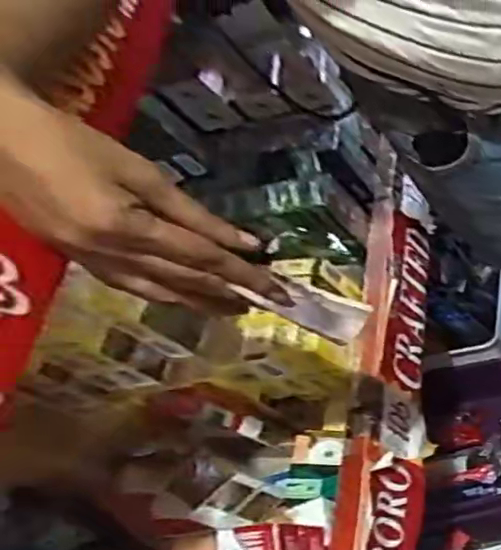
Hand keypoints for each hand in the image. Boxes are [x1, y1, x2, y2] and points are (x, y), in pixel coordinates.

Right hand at [0, 79, 286, 314]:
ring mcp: (83, 255)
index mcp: (124, 228)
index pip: (204, 260)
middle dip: (232, 293)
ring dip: (202, 302)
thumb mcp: (142, 174)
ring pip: (158, 291)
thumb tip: (251, 246)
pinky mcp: (69, 253)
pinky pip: (127, 284)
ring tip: (238, 307)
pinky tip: (188, 298)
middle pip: (186, 280)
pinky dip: (164, 294)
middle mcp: (105, 250)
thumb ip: (198, 216)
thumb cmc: (66, 140)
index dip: (247, 277)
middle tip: (269, 304)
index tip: (282, 292)